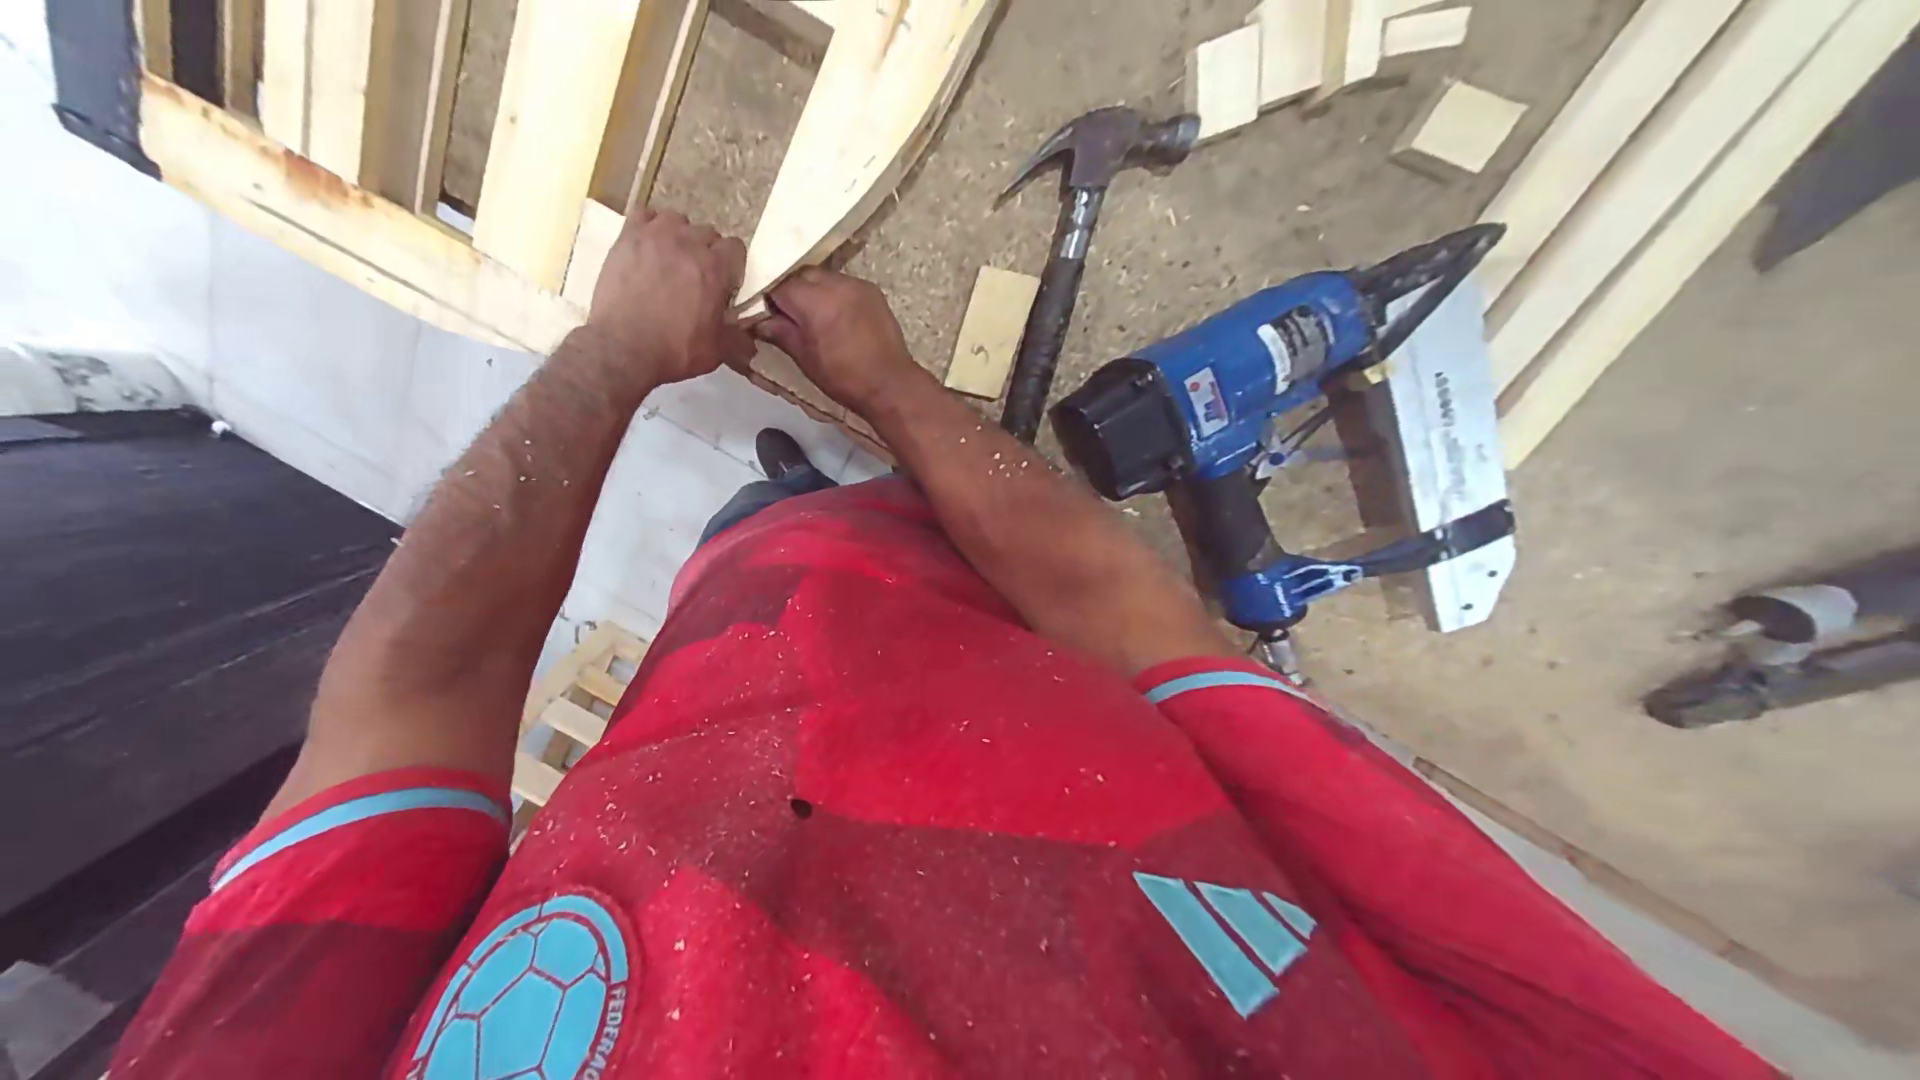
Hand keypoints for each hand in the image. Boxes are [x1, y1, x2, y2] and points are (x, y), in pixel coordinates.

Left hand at [585, 208, 754, 387]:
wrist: (624, 348)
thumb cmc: (676, 350)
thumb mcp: (718, 350)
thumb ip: (736, 338)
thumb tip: (749, 343)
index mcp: (715, 268)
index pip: (735, 247)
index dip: (733, 266)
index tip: (726, 284)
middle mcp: (688, 243)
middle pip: (707, 232)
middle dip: (708, 252)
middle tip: (698, 277)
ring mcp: (655, 236)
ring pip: (677, 220)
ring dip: (680, 236)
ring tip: (672, 259)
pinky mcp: (627, 237)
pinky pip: (644, 215)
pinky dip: (650, 227)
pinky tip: (649, 246)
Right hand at [752, 268, 929, 410]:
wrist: (890, 384)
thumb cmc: (843, 378)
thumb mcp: (805, 359)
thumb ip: (781, 333)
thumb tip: (758, 322)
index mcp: (814, 301)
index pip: (780, 288)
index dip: (771, 303)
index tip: (770, 319)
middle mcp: (835, 284)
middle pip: (801, 276)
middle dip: (792, 293)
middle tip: (791, 319)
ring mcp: (856, 285)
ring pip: (823, 277)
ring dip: (814, 291)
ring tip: (815, 318)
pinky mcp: (872, 291)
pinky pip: (844, 284)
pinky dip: (834, 295)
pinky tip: (836, 316)